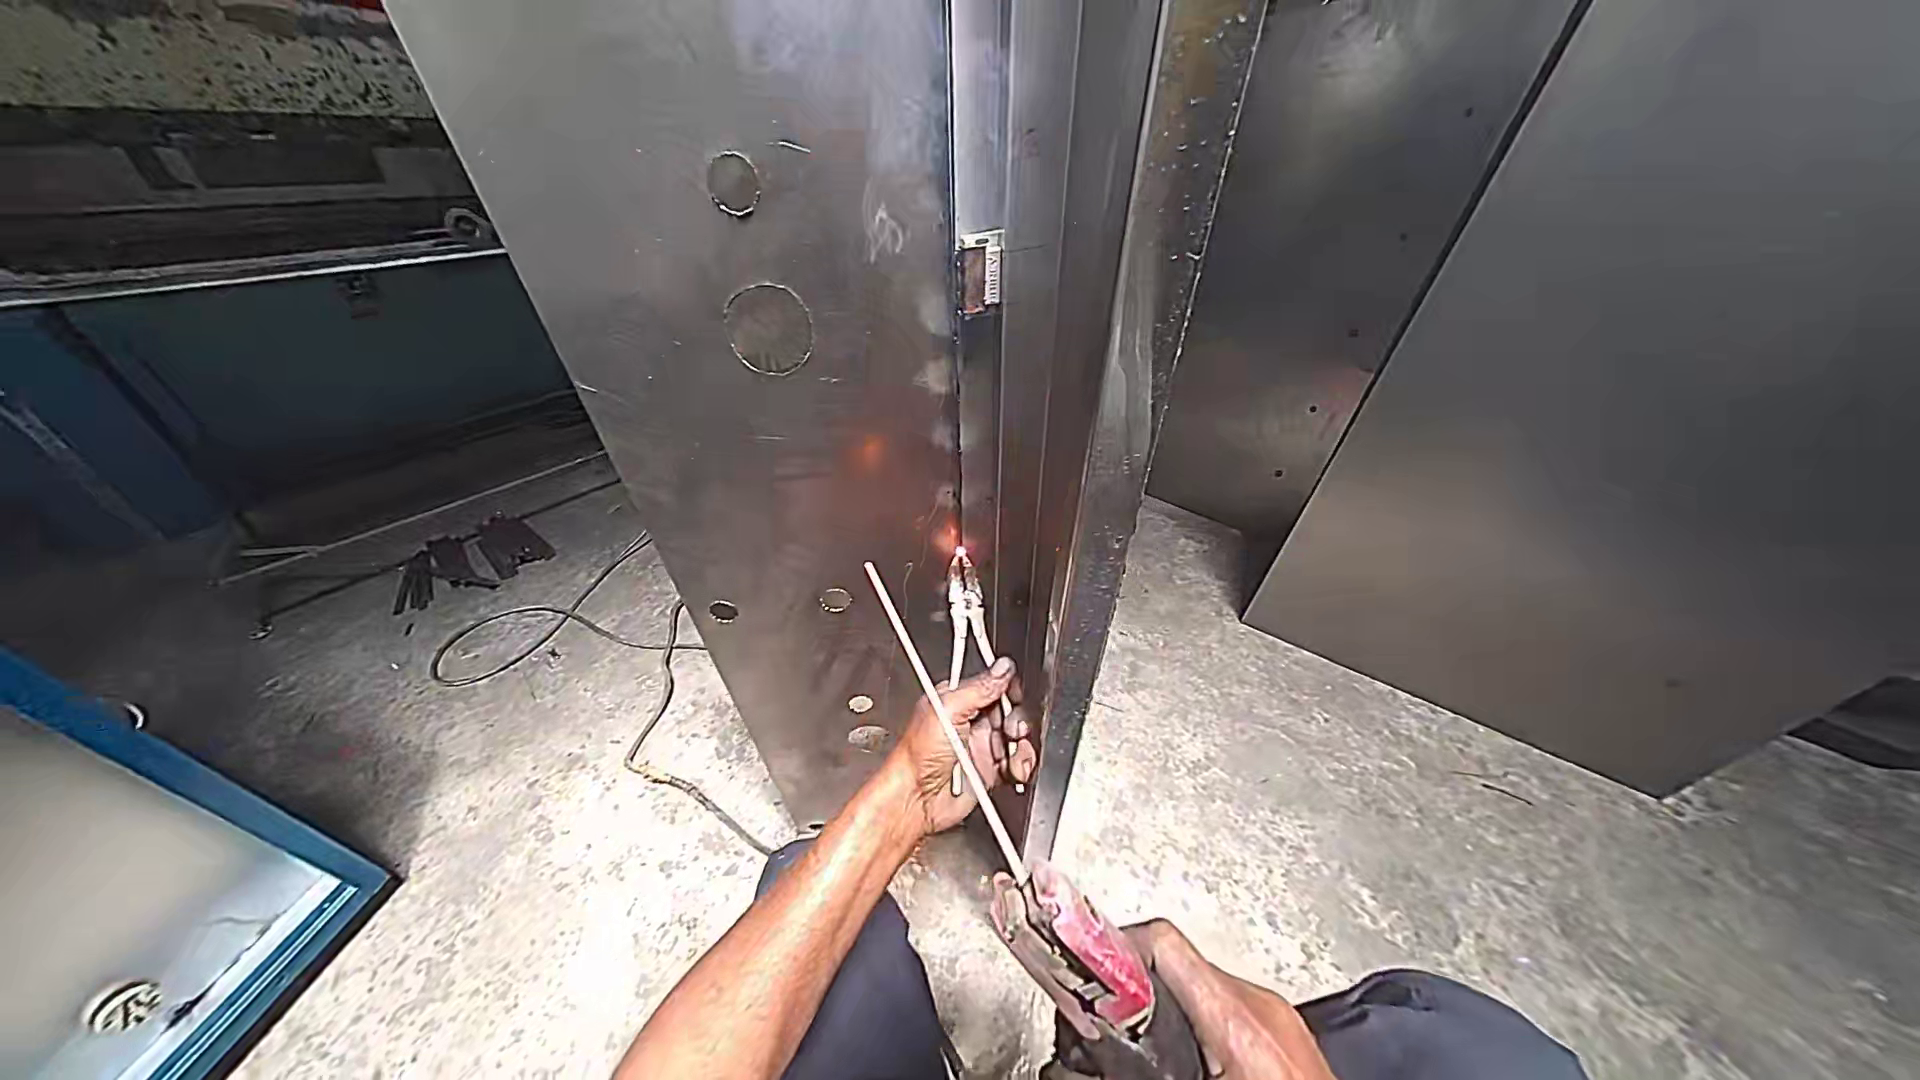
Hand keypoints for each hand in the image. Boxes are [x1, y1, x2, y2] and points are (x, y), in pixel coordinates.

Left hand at [886, 657, 1037, 835]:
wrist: (916, 799)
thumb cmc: (918, 756)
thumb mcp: (948, 710)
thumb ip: (979, 688)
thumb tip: (1003, 667)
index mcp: (959, 700)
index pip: (994, 685)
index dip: (1008, 691)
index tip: (1014, 698)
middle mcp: (971, 721)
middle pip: (1011, 712)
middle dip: (1017, 720)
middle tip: (1010, 730)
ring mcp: (981, 746)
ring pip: (1018, 738)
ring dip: (1021, 746)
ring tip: (1011, 753)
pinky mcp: (990, 771)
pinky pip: (1017, 764)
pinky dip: (1021, 766)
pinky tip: (1014, 769)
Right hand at [1123, 920, 1338, 1079]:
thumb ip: (1152, 1071)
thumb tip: (1102, 1065)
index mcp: (1241, 1031)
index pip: (1164, 944)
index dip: (1118, 947)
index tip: (1088, 966)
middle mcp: (1262, 1009)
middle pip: (1175, 959)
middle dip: (1134, 982)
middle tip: (1104, 1015)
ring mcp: (1277, 1017)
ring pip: (1199, 980)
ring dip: (1164, 1001)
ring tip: (1140, 1039)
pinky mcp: (1284, 1030)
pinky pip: (1223, 1002)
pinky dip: (1194, 1016)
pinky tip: (1185, 1055)